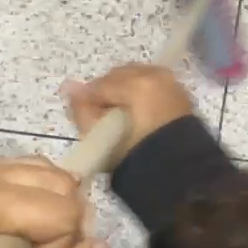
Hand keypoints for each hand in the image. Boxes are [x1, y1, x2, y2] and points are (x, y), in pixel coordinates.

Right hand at [63, 63, 196, 157]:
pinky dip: (140, 94)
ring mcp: (170, 82)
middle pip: (118, 75)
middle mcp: (155, 75)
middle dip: (105, 91)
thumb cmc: (136, 156)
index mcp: (137, 84)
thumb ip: (82, 110)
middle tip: (98, 115)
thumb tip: (68, 87)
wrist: (179, 172)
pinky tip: (134, 113)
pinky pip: (152, 84)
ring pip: (135, 76)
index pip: (100, 85)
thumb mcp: (102, 136)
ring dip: (122, 91)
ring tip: (117, 114)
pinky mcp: (180, 93)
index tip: (80, 115)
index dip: (85, 99)